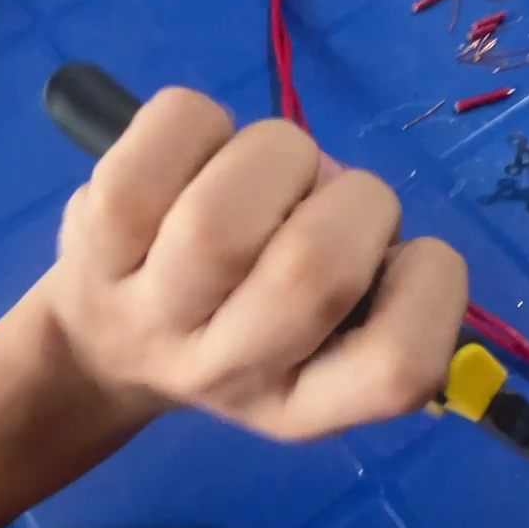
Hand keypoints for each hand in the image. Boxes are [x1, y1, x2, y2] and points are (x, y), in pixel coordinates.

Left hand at [33, 87, 467, 440]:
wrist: (104, 349)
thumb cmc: (244, 334)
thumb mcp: (326, 356)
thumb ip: (380, 303)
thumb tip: (374, 218)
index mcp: (303, 406)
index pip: (400, 366)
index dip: (431, 285)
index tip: (399, 262)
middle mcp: (227, 370)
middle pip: (316, 266)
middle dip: (357, 201)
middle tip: (327, 207)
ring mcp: (152, 305)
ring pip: (234, 201)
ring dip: (285, 157)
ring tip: (266, 178)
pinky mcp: (97, 228)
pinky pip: (182, 127)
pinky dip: (209, 120)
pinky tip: (202, 155)